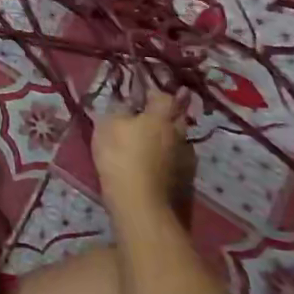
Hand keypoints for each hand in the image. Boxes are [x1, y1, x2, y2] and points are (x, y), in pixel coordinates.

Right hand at [93, 91, 194, 214]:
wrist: (140, 201)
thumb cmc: (120, 156)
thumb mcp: (107, 126)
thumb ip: (119, 111)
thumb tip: (127, 104)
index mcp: (161, 118)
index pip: (164, 96)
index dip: (155, 92)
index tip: (144, 93)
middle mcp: (180, 134)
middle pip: (178, 117)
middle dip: (166, 113)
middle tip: (150, 115)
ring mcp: (187, 157)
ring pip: (179, 139)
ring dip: (168, 136)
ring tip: (150, 141)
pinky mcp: (186, 177)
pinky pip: (177, 158)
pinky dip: (168, 155)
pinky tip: (154, 162)